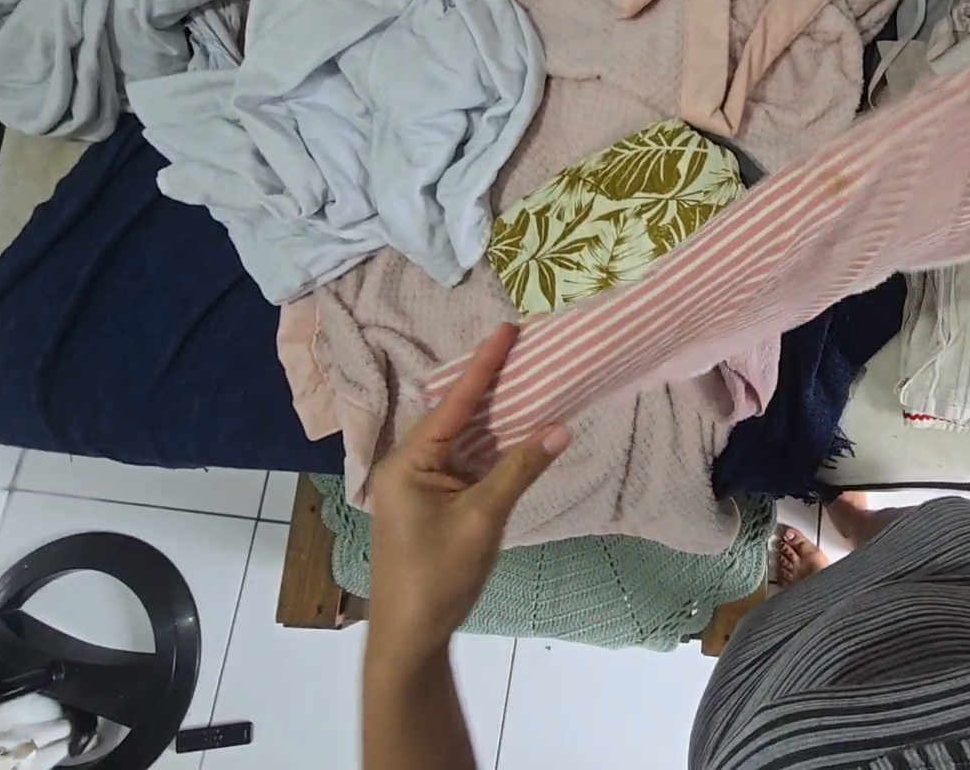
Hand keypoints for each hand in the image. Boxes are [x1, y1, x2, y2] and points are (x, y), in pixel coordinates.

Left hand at [363, 324, 570, 660]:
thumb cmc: (438, 576)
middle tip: (522, 348)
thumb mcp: (483, 517)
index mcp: (408, 462)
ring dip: (495, 413)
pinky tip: (516, 427)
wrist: (410, 639)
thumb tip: (561, 427)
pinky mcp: (434, 500)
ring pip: (463, 436)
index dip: (484, 365)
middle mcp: (409, 465)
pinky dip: (492, 444)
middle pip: (456, 413)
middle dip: (490, 382)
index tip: (506, 330)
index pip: (454, 403)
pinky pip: (466, 459)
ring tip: (526, 377)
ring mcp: (420, 483)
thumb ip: (521, 468)